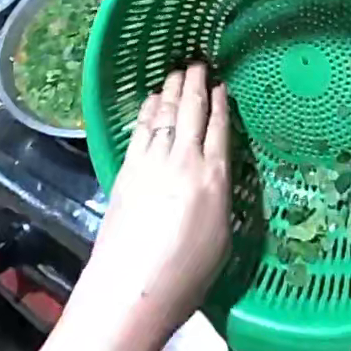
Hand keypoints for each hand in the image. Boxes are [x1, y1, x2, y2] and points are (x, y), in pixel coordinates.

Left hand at [69, 62, 231, 349]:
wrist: (131, 290)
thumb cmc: (185, 276)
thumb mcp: (222, 238)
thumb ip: (219, 196)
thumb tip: (214, 175)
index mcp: (215, 178)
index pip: (219, 127)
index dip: (221, 101)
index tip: (221, 83)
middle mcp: (184, 159)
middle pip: (191, 109)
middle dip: (196, 81)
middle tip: (199, 60)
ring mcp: (153, 160)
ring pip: (165, 112)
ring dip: (172, 87)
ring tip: (177, 70)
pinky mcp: (128, 167)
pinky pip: (142, 126)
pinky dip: (148, 107)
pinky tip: (151, 98)